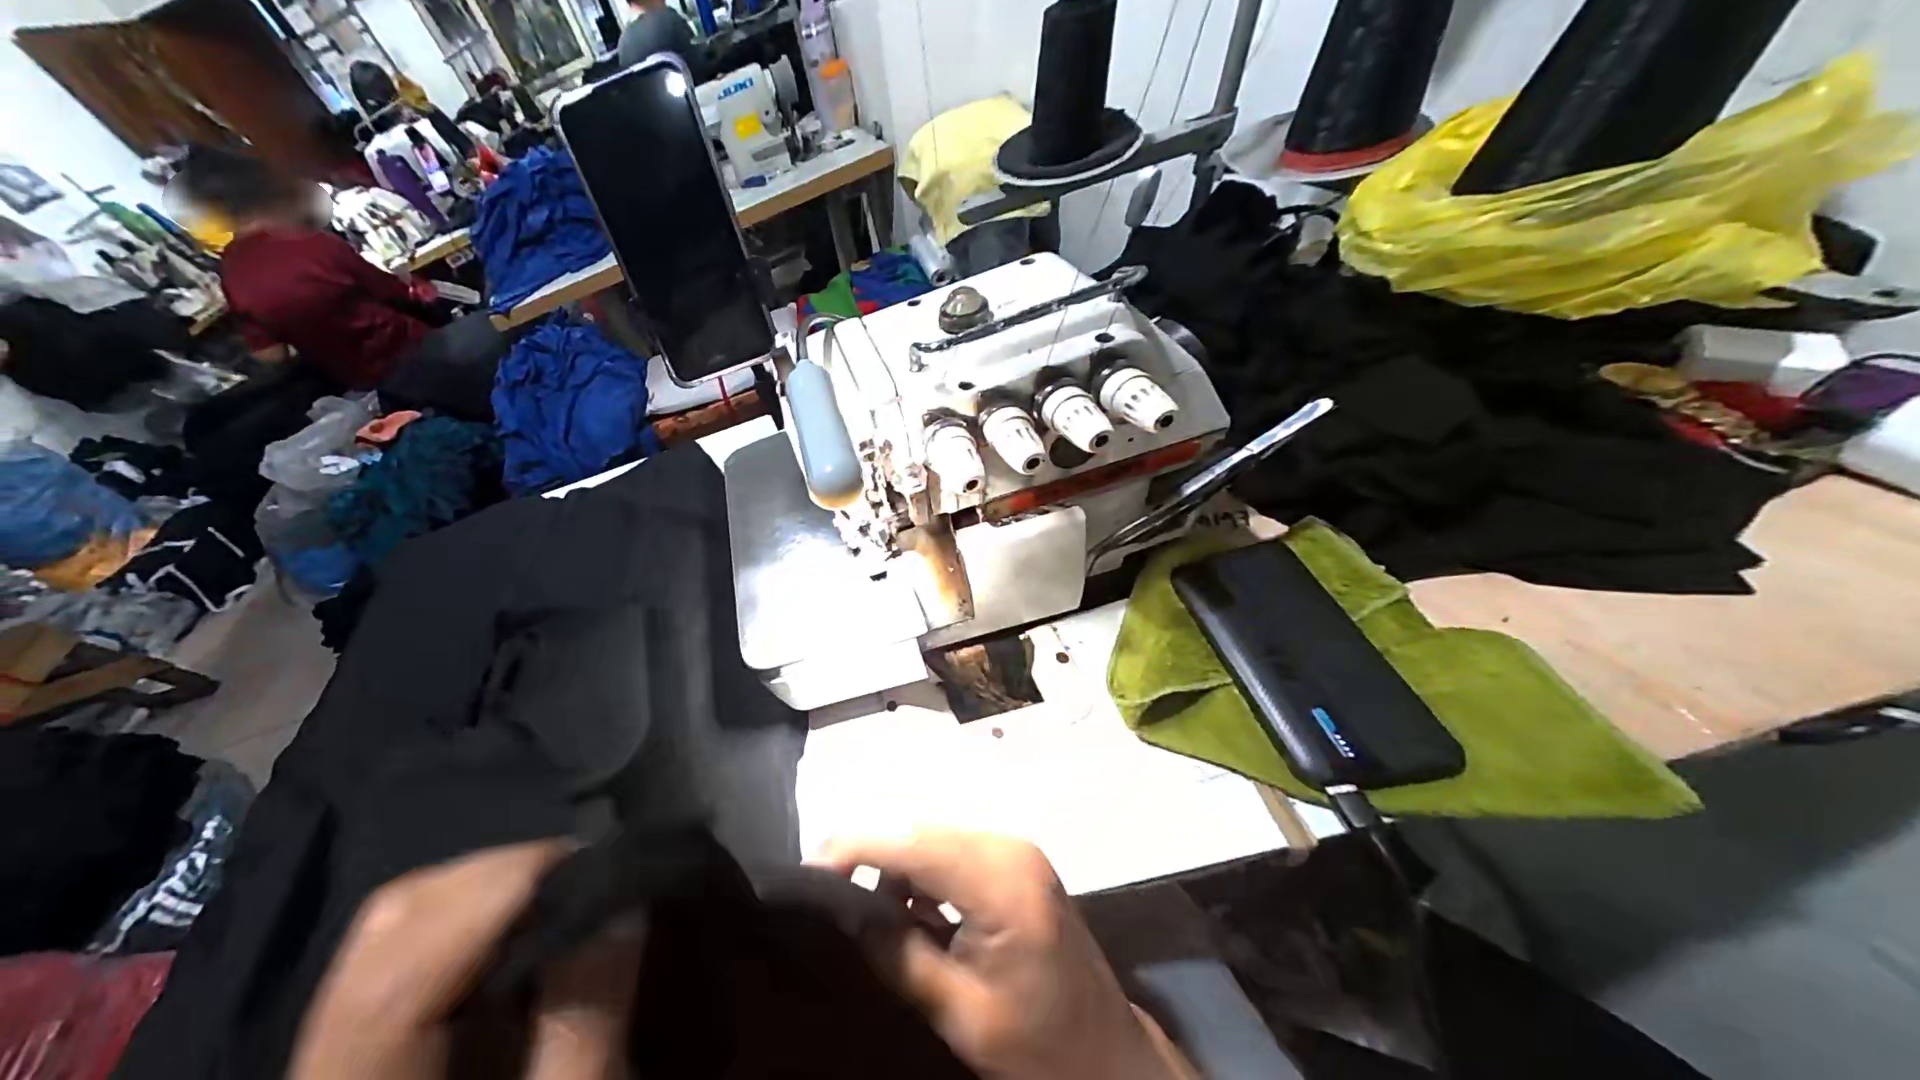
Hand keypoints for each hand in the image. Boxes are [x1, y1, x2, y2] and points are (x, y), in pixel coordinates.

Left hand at [289, 840, 643, 1079]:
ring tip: (560, 892)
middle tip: (584, 873)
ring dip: (486, 888)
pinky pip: (406, 946)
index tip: (588, 862)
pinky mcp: (363, 1045)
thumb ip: (586, 1027)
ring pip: (393, 924)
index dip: (492, 898)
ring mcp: (334, 1052)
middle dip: (496, 875)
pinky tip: (523, 927)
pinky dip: (472, 916)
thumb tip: (622, 909)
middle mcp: (324, 1067)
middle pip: (388, 925)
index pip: (394, 979)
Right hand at [816, 831, 1193, 1079]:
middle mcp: (1009, 846)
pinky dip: (925, 874)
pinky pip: (954, 851)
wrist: (1105, 1051)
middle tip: (830, 896)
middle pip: (920, 831)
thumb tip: (846, 912)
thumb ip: (899, 955)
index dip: (854, 847)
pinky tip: (917, 915)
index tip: (809, 875)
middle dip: (871, 856)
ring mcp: (1016, 849)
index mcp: (1001, 880)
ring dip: (898, 867)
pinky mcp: (1015, 860)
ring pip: (934, 838)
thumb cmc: (1037, 1042)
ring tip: (878, 922)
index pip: (912, 842)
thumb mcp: (960, 1011)